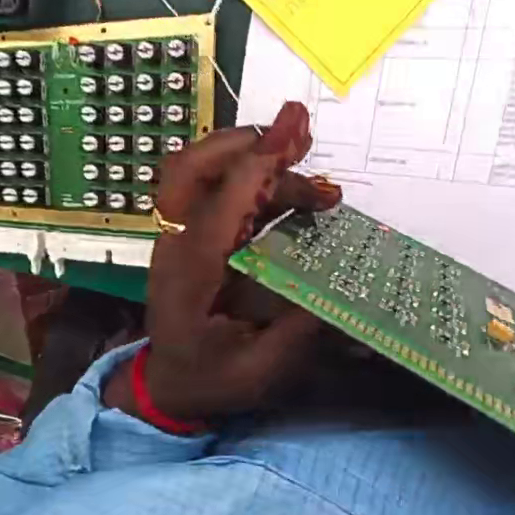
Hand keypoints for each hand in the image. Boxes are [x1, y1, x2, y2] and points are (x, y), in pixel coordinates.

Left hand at [102, 101, 342, 428]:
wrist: (168, 386)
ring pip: (209, 178)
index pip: (221, 203)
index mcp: (190, 273)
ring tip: (324, 193)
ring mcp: (182, 239)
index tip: (295, 127)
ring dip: (264, 171)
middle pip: (192, 169)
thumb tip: (345, 290)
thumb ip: (298, 331)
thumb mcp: (258, 370)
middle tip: (300, 139)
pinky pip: (220, 197)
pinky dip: (259, 188)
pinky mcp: (194, 241)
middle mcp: (179, 244)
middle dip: (245, 143)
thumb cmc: (208, 380)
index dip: (259, 163)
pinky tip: (299, 202)